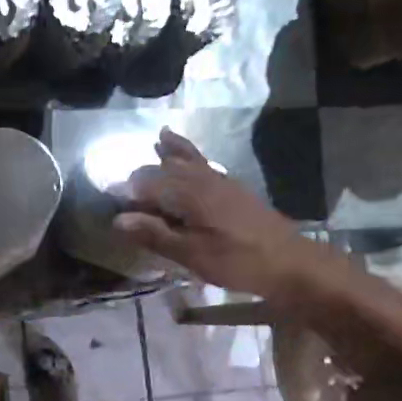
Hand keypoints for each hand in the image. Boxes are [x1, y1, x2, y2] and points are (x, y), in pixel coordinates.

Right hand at [114, 128, 335, 296]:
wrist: (289, 262)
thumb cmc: (236, 261)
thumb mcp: (190, 254)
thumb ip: (154, 234)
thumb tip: (117, 220)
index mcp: (188, 194)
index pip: (146, 185)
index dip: (126, 193)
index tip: (111, 198)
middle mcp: (203, 180)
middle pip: (167, 168)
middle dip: (146, 171)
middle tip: (126, 182)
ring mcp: (222, 182)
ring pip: (190, 160)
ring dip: (172, 152)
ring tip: (160, 138)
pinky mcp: (234, 189)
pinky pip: (206, 164)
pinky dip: (193, 155)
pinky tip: (192, 159)